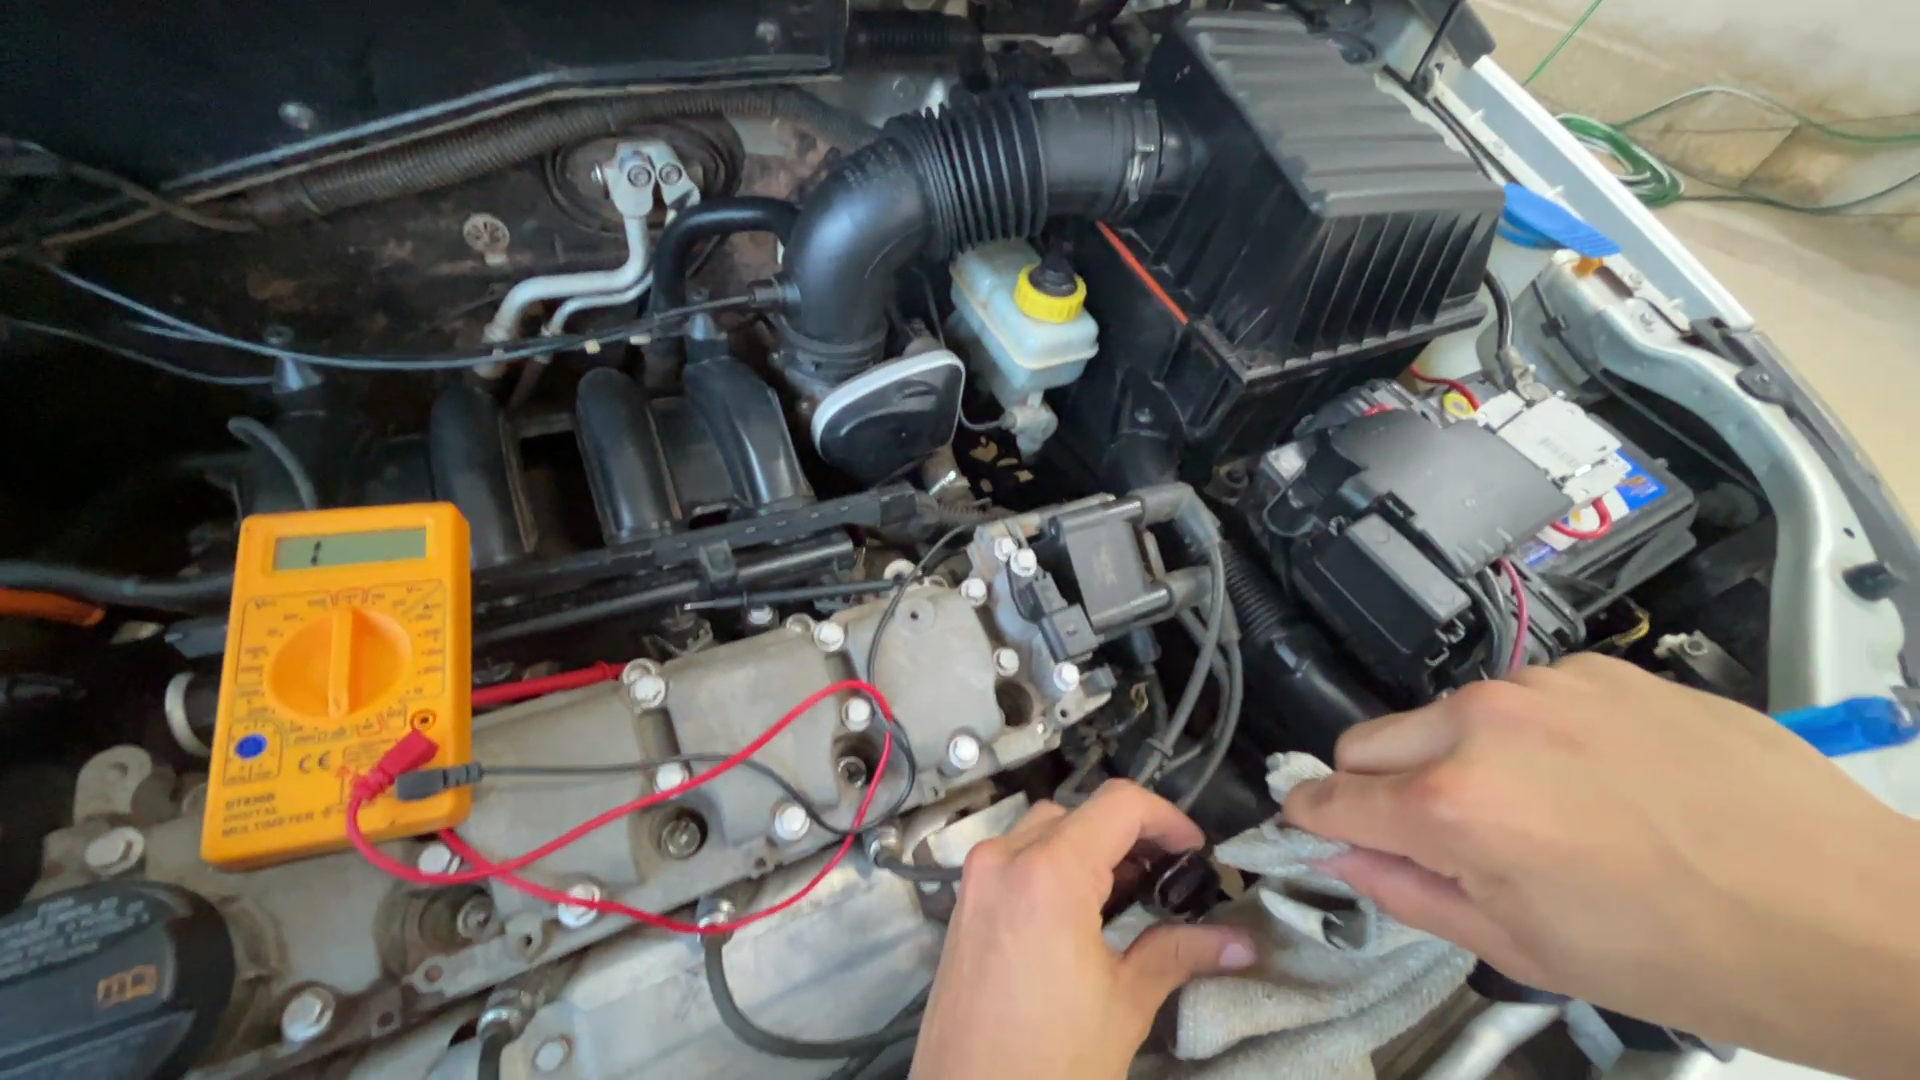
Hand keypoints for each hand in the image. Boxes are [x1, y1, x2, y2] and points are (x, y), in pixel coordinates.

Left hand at [913, 780, 1255, 1078]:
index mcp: (1048, 872)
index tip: (1195, 850)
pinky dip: (1054, 863)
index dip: (1166, 817)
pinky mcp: (965, 902)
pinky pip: (1015, 857)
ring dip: (1091, 845)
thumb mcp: (1125, 1004)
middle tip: (1170, 873)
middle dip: (1130, 834)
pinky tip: (1083, 907)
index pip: (1118, 804)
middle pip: (1080, 812)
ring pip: (1044, 829)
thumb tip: (1240, 942)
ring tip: (1131, 888)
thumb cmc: (1052, 1063)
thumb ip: (1179, 954)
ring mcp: (977, 878)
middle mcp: (1004, 857)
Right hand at [1285, 654, 1919, 1079]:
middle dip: (1378, 786)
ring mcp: (1538, 687)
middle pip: (1364, 740)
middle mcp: (1478, 725)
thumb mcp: (1522, 950)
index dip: (1312, 817)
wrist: (1864, 920)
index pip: (1328, 794)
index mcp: (1453, 806)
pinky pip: (1516, 698)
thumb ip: (1403, 892)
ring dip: (1454, 756)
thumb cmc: (1683, 959)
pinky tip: (1597, 775)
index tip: (1316, 828)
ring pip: (1439, 715)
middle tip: (1442, 832)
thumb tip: (1337, 853)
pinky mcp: (1592, 669)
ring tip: (1538, 804)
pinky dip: (1526, 734)